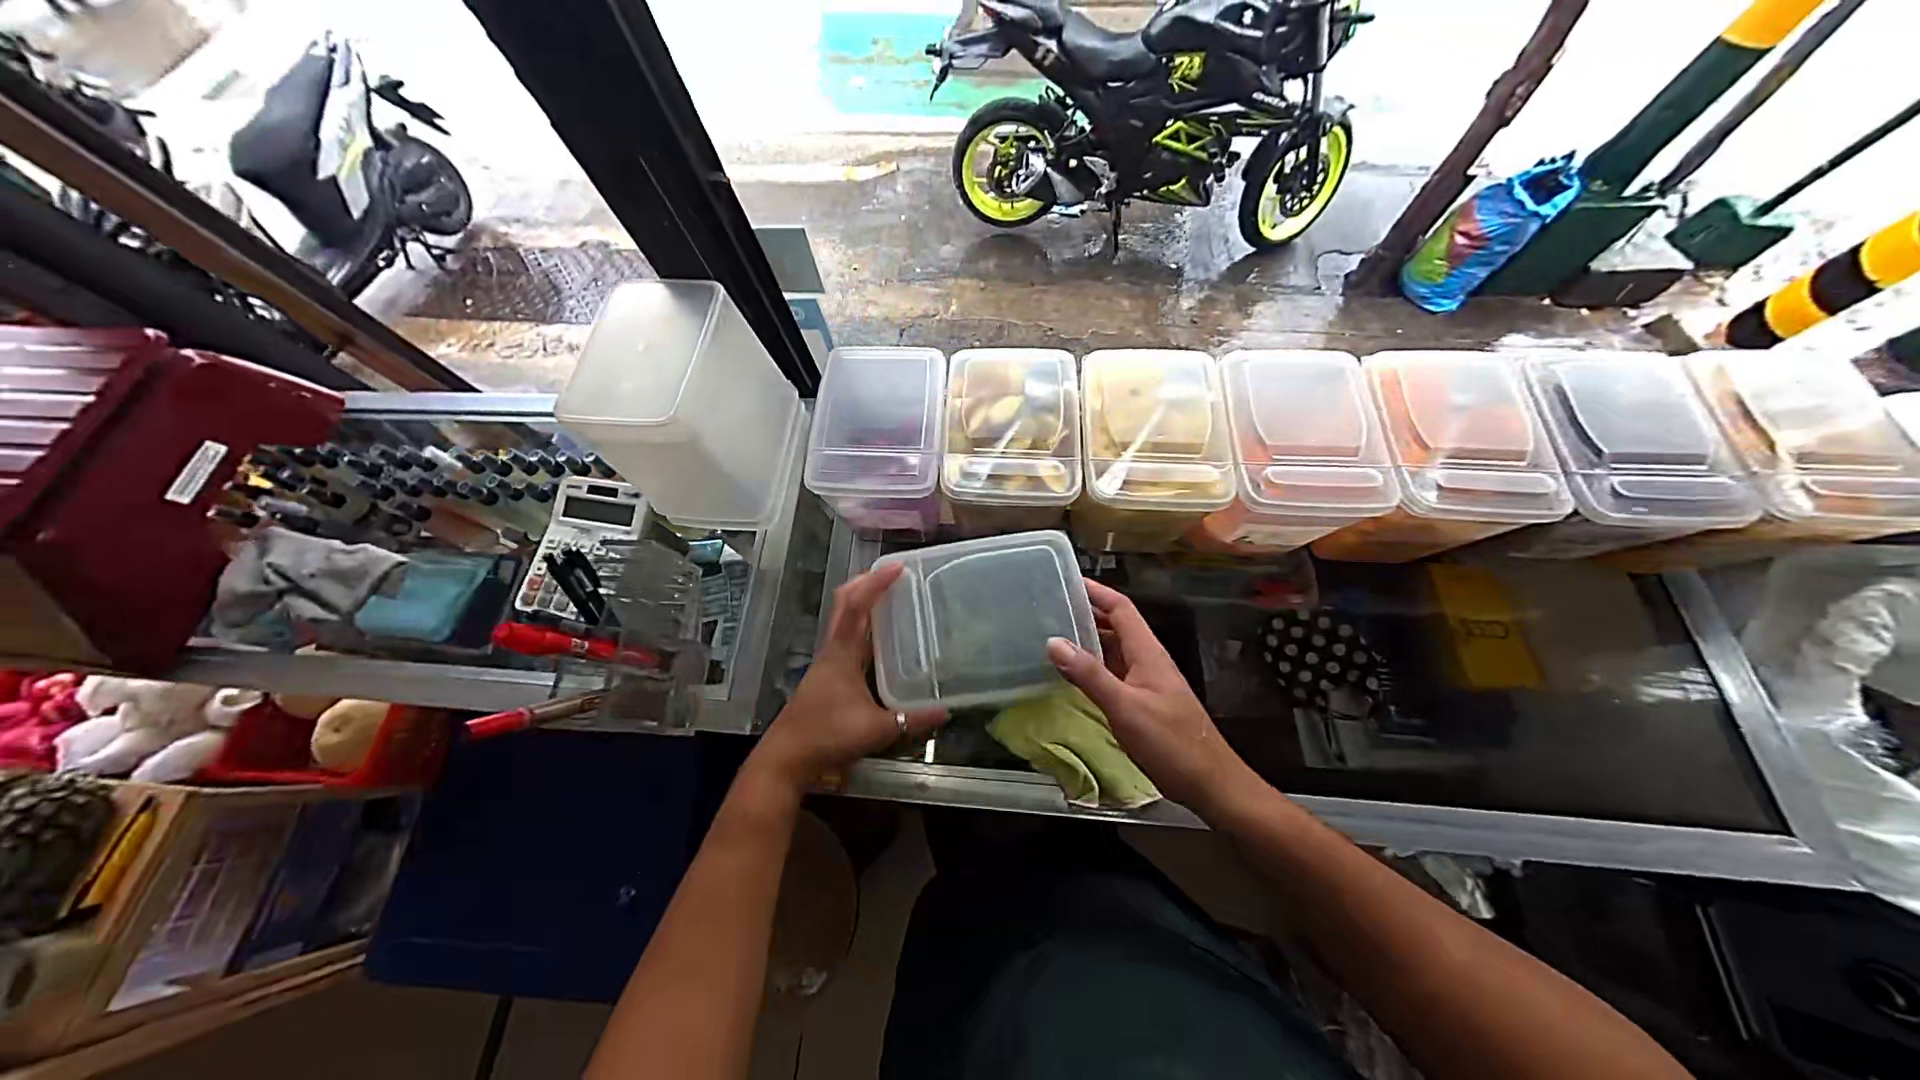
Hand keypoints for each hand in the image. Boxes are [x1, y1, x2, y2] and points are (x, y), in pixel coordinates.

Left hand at [752, 563, 946, 789]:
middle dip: (865, 584)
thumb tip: (946, 712)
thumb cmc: (827, 736)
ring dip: (862, 604)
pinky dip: (860, 628)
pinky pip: (844, 641)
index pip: (856, 607)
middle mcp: (831, 652)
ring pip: (842, 622)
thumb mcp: (877, 730)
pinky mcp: (825, 679)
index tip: (897, 568)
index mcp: (841, 654)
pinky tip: (877, 642)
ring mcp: (826, 665)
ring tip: (889, 599)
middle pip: (843, 605)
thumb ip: (913, 719)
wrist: (786, 759)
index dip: (875, 583)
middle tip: (892, 575)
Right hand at [1046, 580, 1263, 816]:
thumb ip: (1089, 675)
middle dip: (1086, 613)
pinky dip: (1093, 668)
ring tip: (1054, 637)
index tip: (1066, 581)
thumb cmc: (1171, 743)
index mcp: (1148, 653)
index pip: (1121, 608)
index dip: (1095, 591)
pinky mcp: (1145, 703)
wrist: (1210, 783)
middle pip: (1117, 626)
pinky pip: (1115, 674)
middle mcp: (1148, 661)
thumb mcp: (1125, 707)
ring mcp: (1147, 683)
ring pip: (1115, 651)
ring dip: (1088, 641)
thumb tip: (1054, 642)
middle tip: (1050, 609)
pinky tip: (1074, 676)